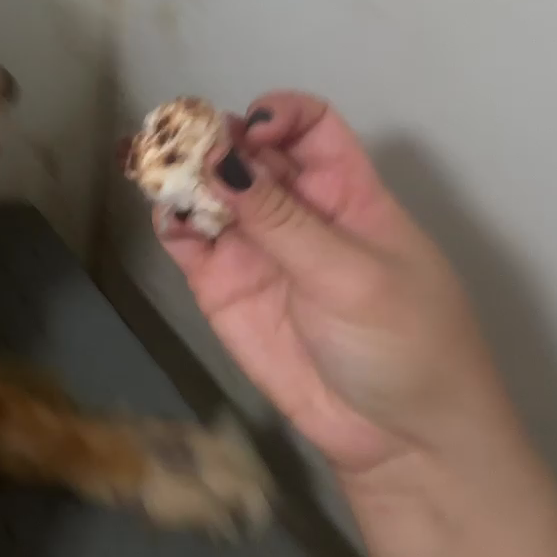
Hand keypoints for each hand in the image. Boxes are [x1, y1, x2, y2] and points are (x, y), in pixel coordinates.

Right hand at [155, 92, 512, 478]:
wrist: (396, 442)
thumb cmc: (406, 347)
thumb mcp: (352, 275)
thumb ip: (279, 218)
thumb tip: (217, 158)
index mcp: (345, 193)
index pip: (309, 127)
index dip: (277, 114)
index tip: (246, 130)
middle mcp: (291, 208)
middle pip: (242, 149)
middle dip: (208, 138)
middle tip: (174, 142)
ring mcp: (250, 243)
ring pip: (203, 188)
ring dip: (175, 173)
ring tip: (150, 168)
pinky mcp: (217, 279)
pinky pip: (182, 235)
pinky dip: (167, 219)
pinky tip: (168, 220)